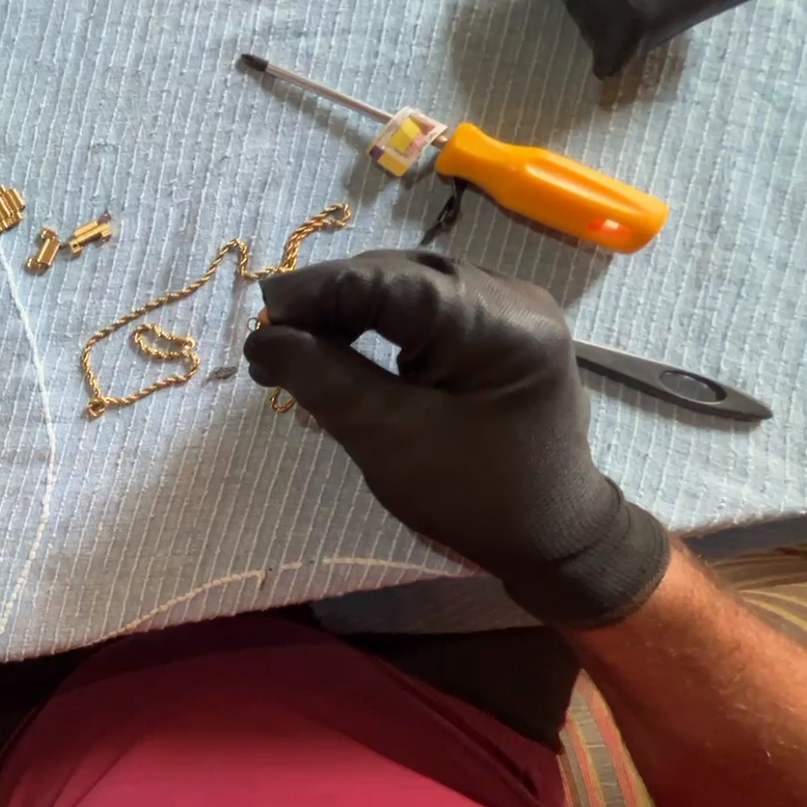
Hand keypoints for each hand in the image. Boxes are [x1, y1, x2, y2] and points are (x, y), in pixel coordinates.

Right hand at [243, 249, 667, 627]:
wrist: (547, 534)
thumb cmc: (470, 497)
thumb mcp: (386, 441)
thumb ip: (323, 379)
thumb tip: (261, 338)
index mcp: (497, 327)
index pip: (388, 282)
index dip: (314, 293)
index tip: (259, 326)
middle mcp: (510, 298)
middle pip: (395, 273)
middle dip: (324, 301)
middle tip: (271, 343)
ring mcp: (506, 307)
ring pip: (403, 284)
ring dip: (342, 311)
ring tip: (295, 347)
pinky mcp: (494, 324)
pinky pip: (419, 304)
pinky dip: (369, 322)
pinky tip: (338, 344)